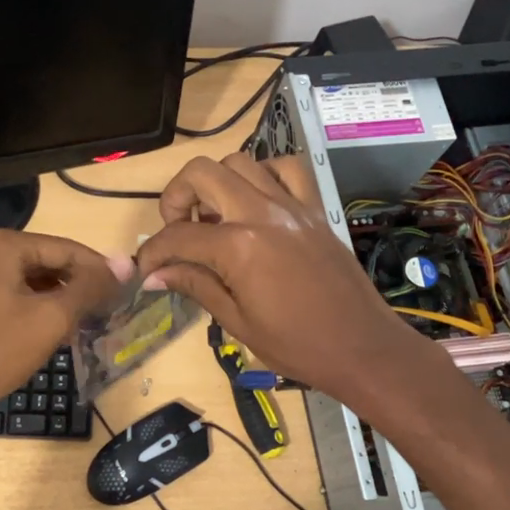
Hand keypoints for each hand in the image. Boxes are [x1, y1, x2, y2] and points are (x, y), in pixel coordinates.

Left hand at [0, 229, 128, 416]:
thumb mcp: (51, 318)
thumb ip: (89, 288)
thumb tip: (124, 265)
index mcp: (5, 245)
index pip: (68, 249)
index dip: (100, 270)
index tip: (125, 292)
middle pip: (48, 261)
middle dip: (78, 285)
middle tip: (106, 311)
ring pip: (30, 280)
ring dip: (59, 299)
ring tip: (84, 324)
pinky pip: (11, 294)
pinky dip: (35, 308)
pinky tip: (51, 332)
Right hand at [135, 154, 435, 398]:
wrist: (363, 348)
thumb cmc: (298, 346)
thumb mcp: (237, 322)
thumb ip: (195, 285)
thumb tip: (153, 276)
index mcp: (239, 246)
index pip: (178, 237)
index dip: (153, 253)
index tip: (145, 269)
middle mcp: (262, 212)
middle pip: (201, 174)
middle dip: (177, 197)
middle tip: (177, 230)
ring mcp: (291, 205)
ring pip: (240, 161)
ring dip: (217, 183)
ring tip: (215, 217)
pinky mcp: (314, 209)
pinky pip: (287, 168)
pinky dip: (264, 174)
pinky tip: (256, 201)